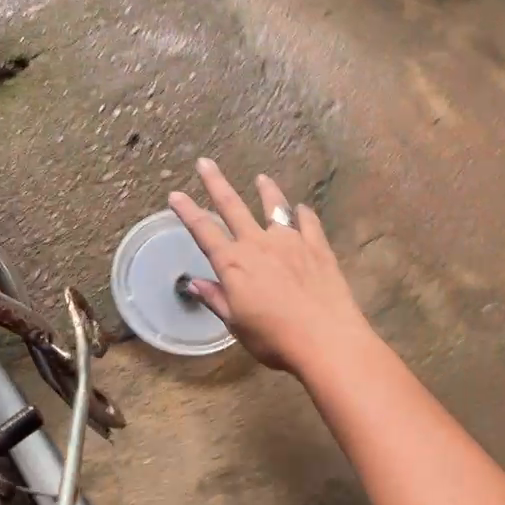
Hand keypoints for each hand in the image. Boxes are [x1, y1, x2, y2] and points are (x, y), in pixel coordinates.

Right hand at [168, 158, 372, 378]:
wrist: (329, 342)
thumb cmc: (275, 339)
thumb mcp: (236, 324)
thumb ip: (215, 299)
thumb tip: (193, 283)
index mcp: (233, 263)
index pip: (203, 230)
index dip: (187, 211)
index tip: (175, 194)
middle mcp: (258, 244)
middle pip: (232, 206)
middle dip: (216, 183)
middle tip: (205, 163)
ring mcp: (290, 243)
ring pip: (275, 208)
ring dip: (266, 191)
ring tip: (262, 178)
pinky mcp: (318, 249)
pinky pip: (309, 224)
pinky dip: (304, 214)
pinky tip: (303, 209)